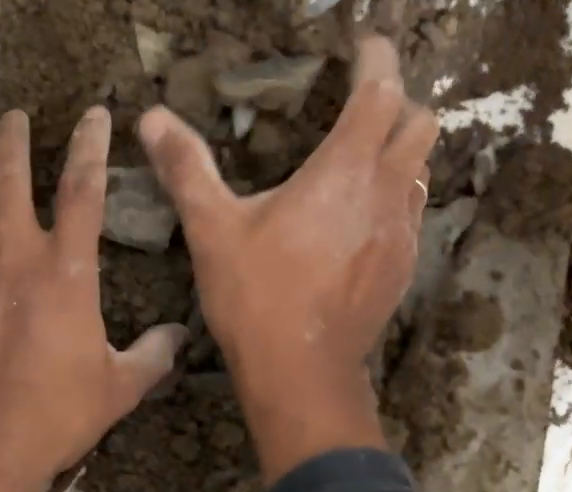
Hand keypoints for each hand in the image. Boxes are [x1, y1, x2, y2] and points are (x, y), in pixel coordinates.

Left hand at [0, 107, 186, 491]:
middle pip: (8, 175)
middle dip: (11, 138)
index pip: (84, 186)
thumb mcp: (119, 387)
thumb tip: (178, 338)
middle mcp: (15, 257)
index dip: (91, 144)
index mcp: (68, 270)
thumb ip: (151, 355)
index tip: (94, 117)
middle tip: (12, 121)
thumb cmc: (56, 416)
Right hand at [139, 35, 438, 482]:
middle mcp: (384, 188)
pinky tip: (353, 226)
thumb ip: (187, 170)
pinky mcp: (401, 264)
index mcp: (342, 169)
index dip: (376, 60)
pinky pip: (407, 214)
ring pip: (418, 168)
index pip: (380, 91)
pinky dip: (388, 202)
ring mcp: (399, 228)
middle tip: (362, 110)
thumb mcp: (210, 229)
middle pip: (418, 122)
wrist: (298, 366)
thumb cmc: (253, 294)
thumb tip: (152, 118)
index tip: (364, 46)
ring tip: (357, 166)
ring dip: (396, 155)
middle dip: (395, 106)